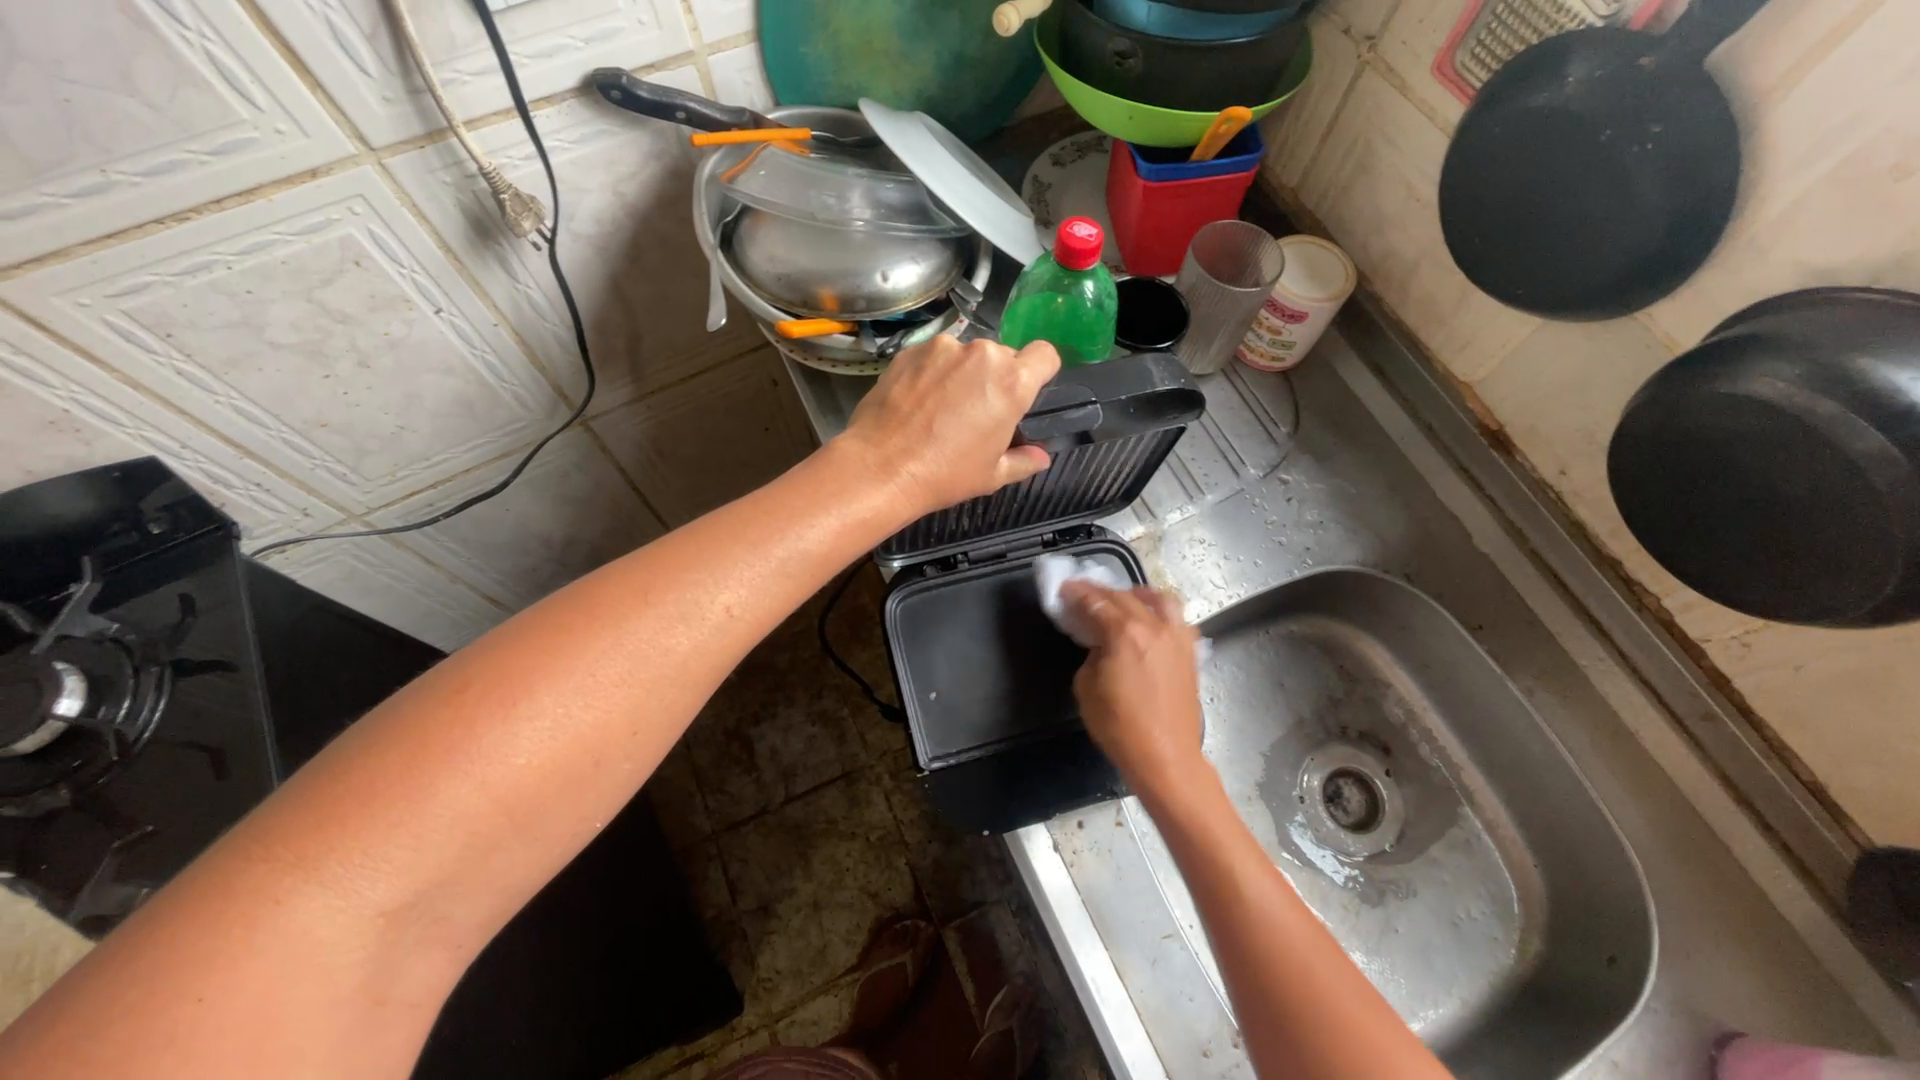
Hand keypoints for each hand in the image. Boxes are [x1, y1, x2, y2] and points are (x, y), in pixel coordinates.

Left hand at [833, 336, 1060, 517]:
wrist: (881, 467)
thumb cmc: (944, 474)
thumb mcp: (993, 475)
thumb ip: (1024, 460)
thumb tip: (1041, 457)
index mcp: (1012, 382)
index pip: (1045, 354)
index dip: (1040, 371)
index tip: (1027, 390)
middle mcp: (982, 354)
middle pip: (1003, 355)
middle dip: (996, 378)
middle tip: (978, 411)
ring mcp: (943, 348)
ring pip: (966, 355)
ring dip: (962, 373)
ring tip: (942, 408)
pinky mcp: (911, 351)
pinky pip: (934, 356)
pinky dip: (932, 373)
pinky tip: (918, 402)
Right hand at [1063, 581, 1206, 797]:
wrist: (1165, 756)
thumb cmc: (1119, 727)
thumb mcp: (1086, 689)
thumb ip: (1091, 656)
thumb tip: (1100, 645)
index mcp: (1124, 633)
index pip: (1096, 602)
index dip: (1076, 593)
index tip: (1064, 589)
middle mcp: (1154, 627)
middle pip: (1125, 596)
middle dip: (1101, 592)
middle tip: (1083, 595)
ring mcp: (1177, 638)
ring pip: (1159, 599)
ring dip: (1137, 594)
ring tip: (1123, 601)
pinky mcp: (1190, 653)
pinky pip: (1178, 620)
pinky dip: (1161, 613)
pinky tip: (1151, 622)